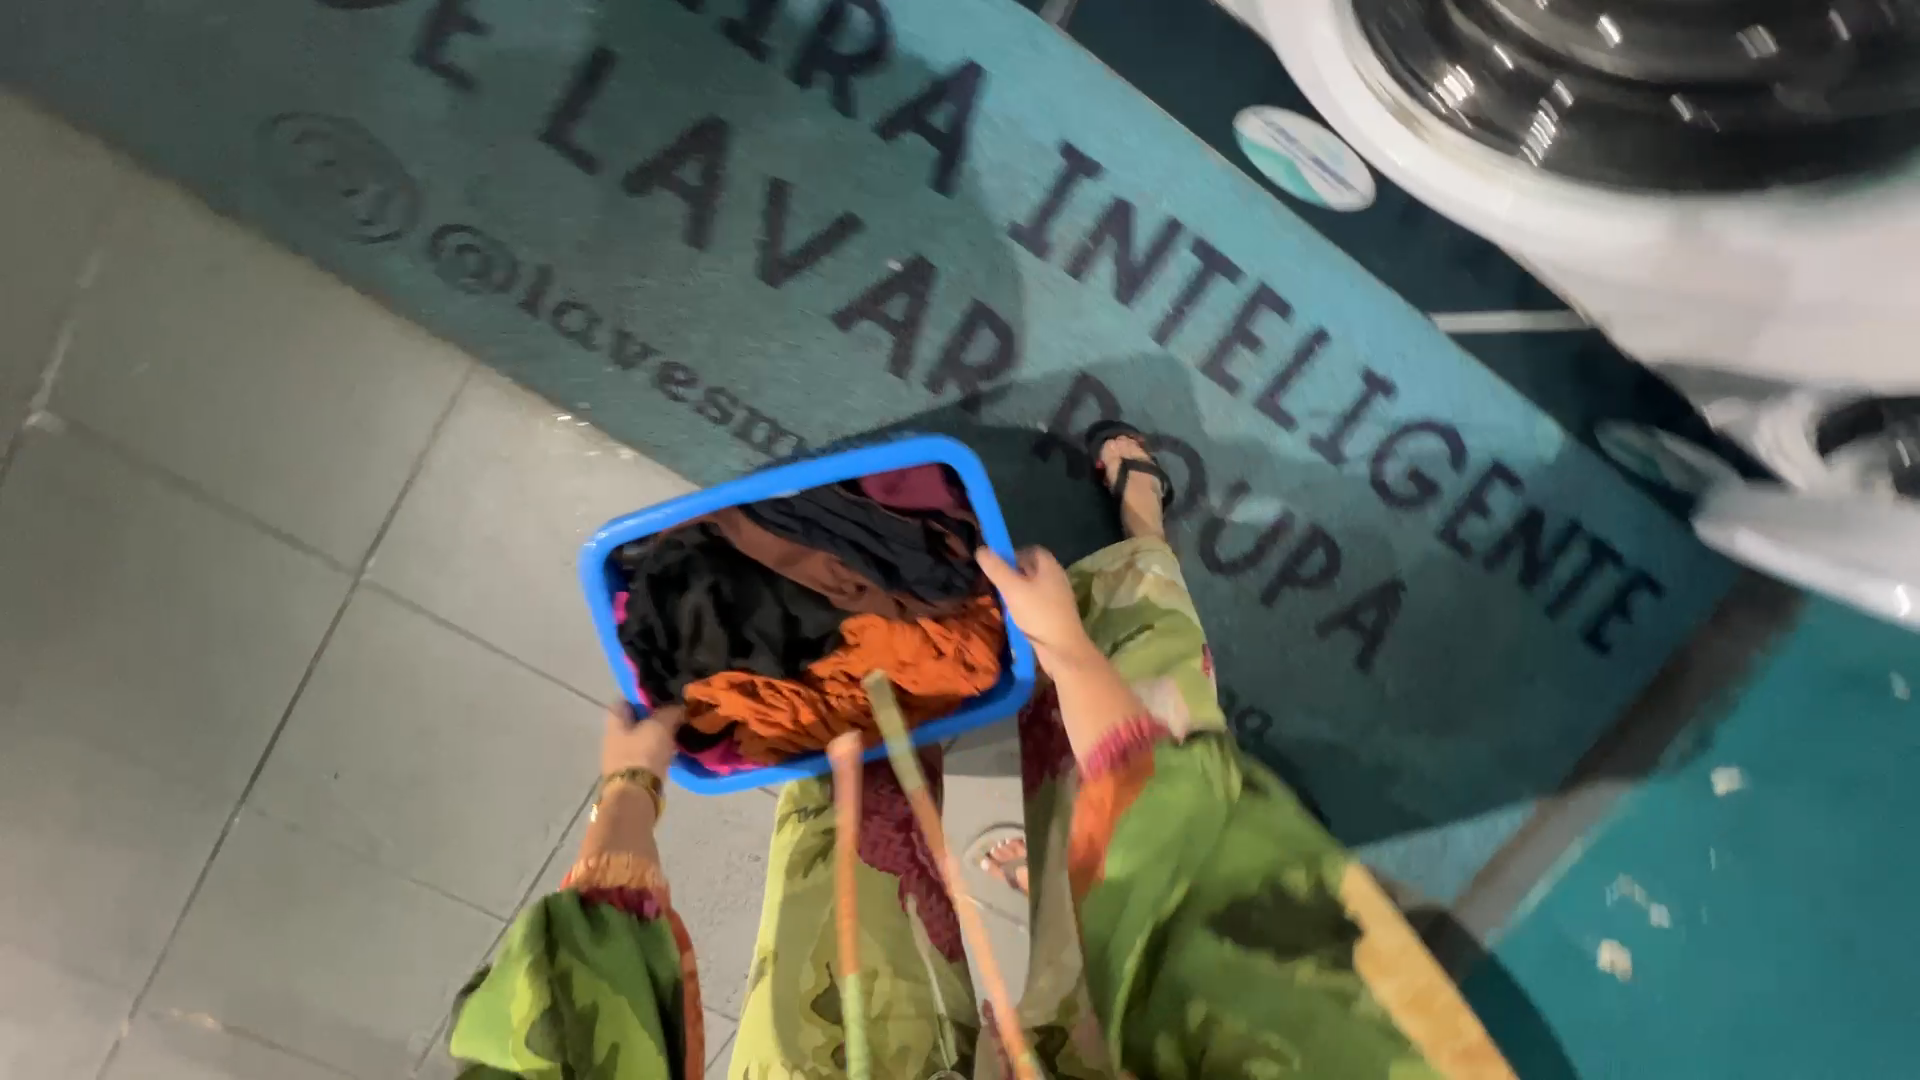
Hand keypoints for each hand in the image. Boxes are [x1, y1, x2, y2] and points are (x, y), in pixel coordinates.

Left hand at [601, 702, 684, 779]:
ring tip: (680, 729)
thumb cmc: (643, 753)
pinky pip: (649, 755)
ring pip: (643, 738)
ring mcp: (622, 757)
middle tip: (676, 711)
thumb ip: (670, 711)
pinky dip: (660, 751)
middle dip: (654, 716)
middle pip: (635, 720)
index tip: (662, 694)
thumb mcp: (660, 724)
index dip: (642, 695)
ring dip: (658, 735)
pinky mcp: (633, 772)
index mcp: (615, 721)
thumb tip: (680, 706)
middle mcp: (614, 737)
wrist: (636, 794)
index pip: (625, 700)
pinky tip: (675, 749)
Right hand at [977, 546, 1097, 671]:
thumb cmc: (1038, 614)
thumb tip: (981, 549)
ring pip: (1032, 587)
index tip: (995, 565)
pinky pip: (1035, 603)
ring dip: (1016, 592)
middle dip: (1011, 574)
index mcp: (1049, 566)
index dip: (1012, 554)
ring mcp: (1057, 597)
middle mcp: (1056, 578)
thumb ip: (996, 568)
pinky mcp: (1055, 614)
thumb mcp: (1012, 588)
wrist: (1062, 649)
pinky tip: (1013, 616)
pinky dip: (1023, 606)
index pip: (1030, 550)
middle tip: (994, 583)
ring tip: (1001, 600)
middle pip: (1030, 569)